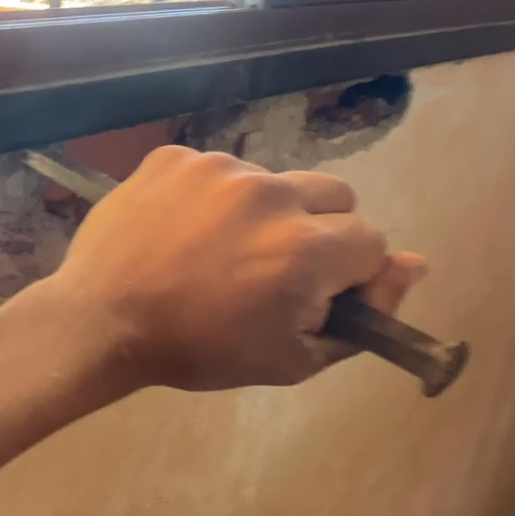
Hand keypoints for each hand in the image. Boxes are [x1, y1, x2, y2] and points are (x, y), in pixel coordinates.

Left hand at [40, 145, 426, 391]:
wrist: (100, 322)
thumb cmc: (197, 351)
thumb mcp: (290, 359)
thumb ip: (362, 317)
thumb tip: (414, 263)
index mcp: (306, 248)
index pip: (371, 241)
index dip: (347, 273)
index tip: (310, 293)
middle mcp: (270, 193)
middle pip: (334, 196)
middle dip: (318, 231)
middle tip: (269, 268)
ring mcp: (217, 167)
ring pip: (274, 180)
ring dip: (263, 211)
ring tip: (215, 251)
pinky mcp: (173, 156)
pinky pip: (217, 169)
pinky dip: (211, 197)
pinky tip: (181, 230)